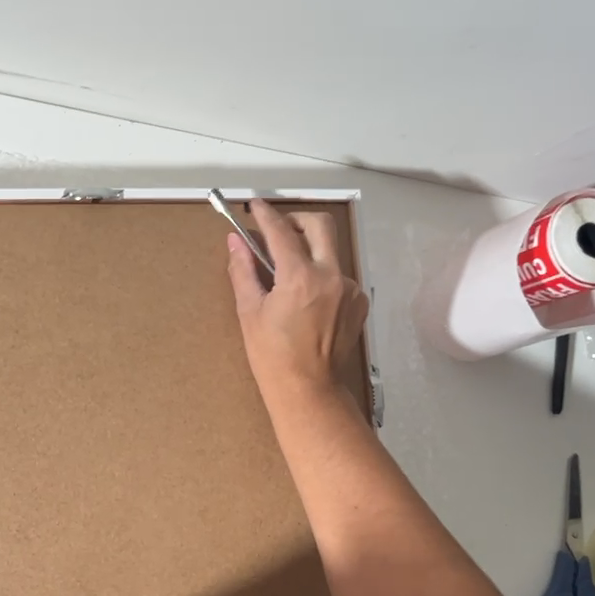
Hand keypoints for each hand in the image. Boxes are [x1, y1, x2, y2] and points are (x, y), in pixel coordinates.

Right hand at [226, 200, 368, 411]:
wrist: (308, 389)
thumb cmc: (272, 356)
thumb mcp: (250, 311)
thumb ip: (243, 271)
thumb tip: (235, 243)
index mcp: (300, 278)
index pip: (281, 232)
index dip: (265, 215)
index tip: (254, 207)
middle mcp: (331, 276)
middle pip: (319, 225)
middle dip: (296, 220)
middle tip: (276, 229)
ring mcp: (350, 288)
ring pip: (330, 251)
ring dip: (308, 251)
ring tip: (286, 272)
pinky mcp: (359, 302)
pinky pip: (339, 275)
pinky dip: (320, 275)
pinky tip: (305, 297)